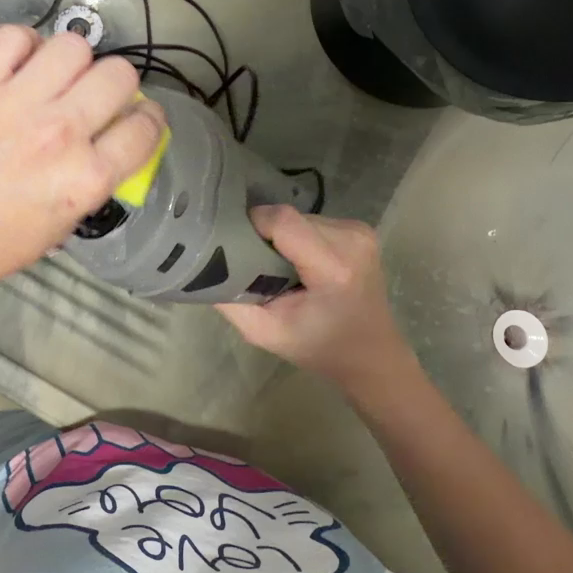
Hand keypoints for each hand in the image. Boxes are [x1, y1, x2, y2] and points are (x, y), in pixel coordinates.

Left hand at [0, 25, 166, 298]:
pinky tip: (22, 68)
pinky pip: (14, 37)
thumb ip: (99, 175)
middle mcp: (58, 133)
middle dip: (117, 87)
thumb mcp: (67, 222)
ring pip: (74, 46)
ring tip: (58, 82)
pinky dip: (23, 46)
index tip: (136, 120)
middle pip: (118, 75)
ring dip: (74, 63)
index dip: (147, 121)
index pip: (145, 127)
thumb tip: (117, 135)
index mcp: (86, 178)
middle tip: (96, 100)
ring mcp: (15, 104)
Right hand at [216, 207, 423, 405]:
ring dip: (282, 236)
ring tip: (280, 268)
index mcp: (334, 267)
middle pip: (288, 217)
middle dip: (266, 235)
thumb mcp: (265, 332)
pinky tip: (300, 263)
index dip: (252, 226)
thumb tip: (199, 266)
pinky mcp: (360, 228)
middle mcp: (352, 240)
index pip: (282, 221)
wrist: (372, 356)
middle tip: (256, 266)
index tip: (236, 247)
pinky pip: (312, 221)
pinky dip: (298, 237)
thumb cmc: (319, 348)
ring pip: (298, 216)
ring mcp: (360, 231)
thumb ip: (231, 299)